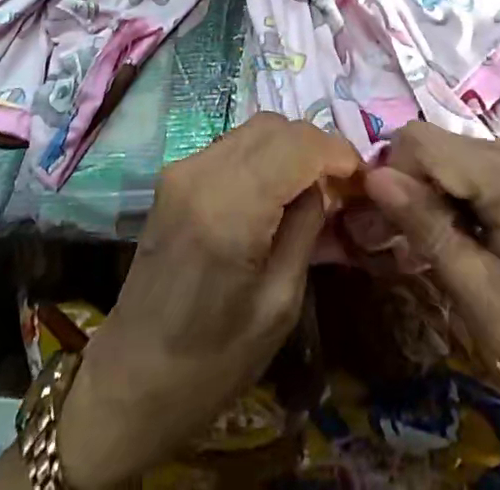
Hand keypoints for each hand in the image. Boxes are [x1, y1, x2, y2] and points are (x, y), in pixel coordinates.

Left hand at [55, 113, 360, 488]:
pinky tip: (276, 194)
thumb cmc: (215, 358)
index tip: (364, 178)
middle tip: (343, 186)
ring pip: (249, 132)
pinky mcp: (170, 180)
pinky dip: (260, 158)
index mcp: (228, 207)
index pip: (295, 145)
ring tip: (314, 190)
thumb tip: (324, 186)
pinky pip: (228, 149)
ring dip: (287, 149)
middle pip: (271, 126)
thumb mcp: (279, 303)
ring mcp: (179, 172)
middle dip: (314, 146)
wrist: (136, 372)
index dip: (337, 152)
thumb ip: (305, 230)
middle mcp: (199, 173)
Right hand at [360, 120, 499, 424]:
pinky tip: (448, 232)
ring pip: (436, 152)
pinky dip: (441, 194)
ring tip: (420, 241)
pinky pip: (458, 164)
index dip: (392, 178)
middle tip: (395, 240)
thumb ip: (428, 230)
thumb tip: (373, 178)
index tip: (386, 229)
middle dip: (402, 186)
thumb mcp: (483, 296)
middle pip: (426, 144)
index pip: (421, 144)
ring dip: (419, 192)